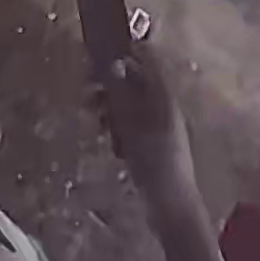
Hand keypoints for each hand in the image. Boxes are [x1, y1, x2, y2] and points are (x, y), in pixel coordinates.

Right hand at [98, 44, 199, 205]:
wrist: (172, 207)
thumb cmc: (154, 160)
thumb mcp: (133, 123)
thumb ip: (121, 92)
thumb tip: (112, 62)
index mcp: (163, 95)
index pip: (146, 59)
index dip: (124, 52)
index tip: (98, 55)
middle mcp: (162, 104)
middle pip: (134, 81)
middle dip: (109, 82)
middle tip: (87, 88)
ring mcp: (157, 124)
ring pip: (129, 102)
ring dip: (110, 104)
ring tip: (93, 114)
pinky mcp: (151, 142)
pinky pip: (131, 123)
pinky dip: (117, 124)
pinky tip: (107, 136)